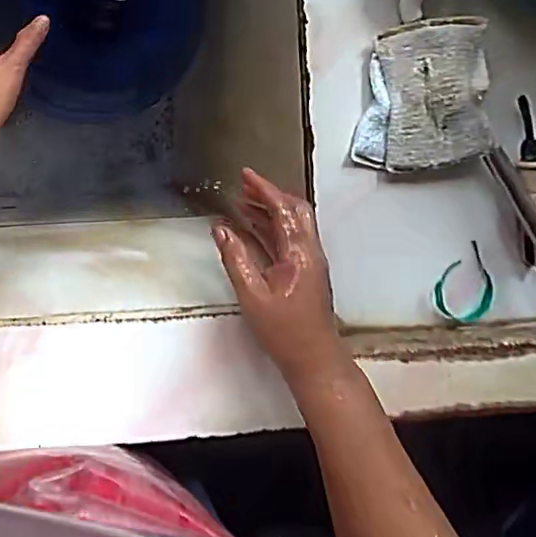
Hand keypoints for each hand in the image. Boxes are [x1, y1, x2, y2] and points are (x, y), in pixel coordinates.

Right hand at [213, 168, 346, 382]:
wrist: (314, 361)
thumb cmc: (288, 333)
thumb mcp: (252, 295)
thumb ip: (235, 258)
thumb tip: (221, 230)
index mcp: (299, 253)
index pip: (283, 209)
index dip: (264, 188)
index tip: (247, 176)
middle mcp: (309, 252)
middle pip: (294, 210)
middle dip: (269, 194)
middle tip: (246, 185)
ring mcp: (309, 261)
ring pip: (291, 224)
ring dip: (268, 210)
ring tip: (243, 203)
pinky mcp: (305, 272)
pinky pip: (287, 239)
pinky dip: (269, 228)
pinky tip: (250, 231)